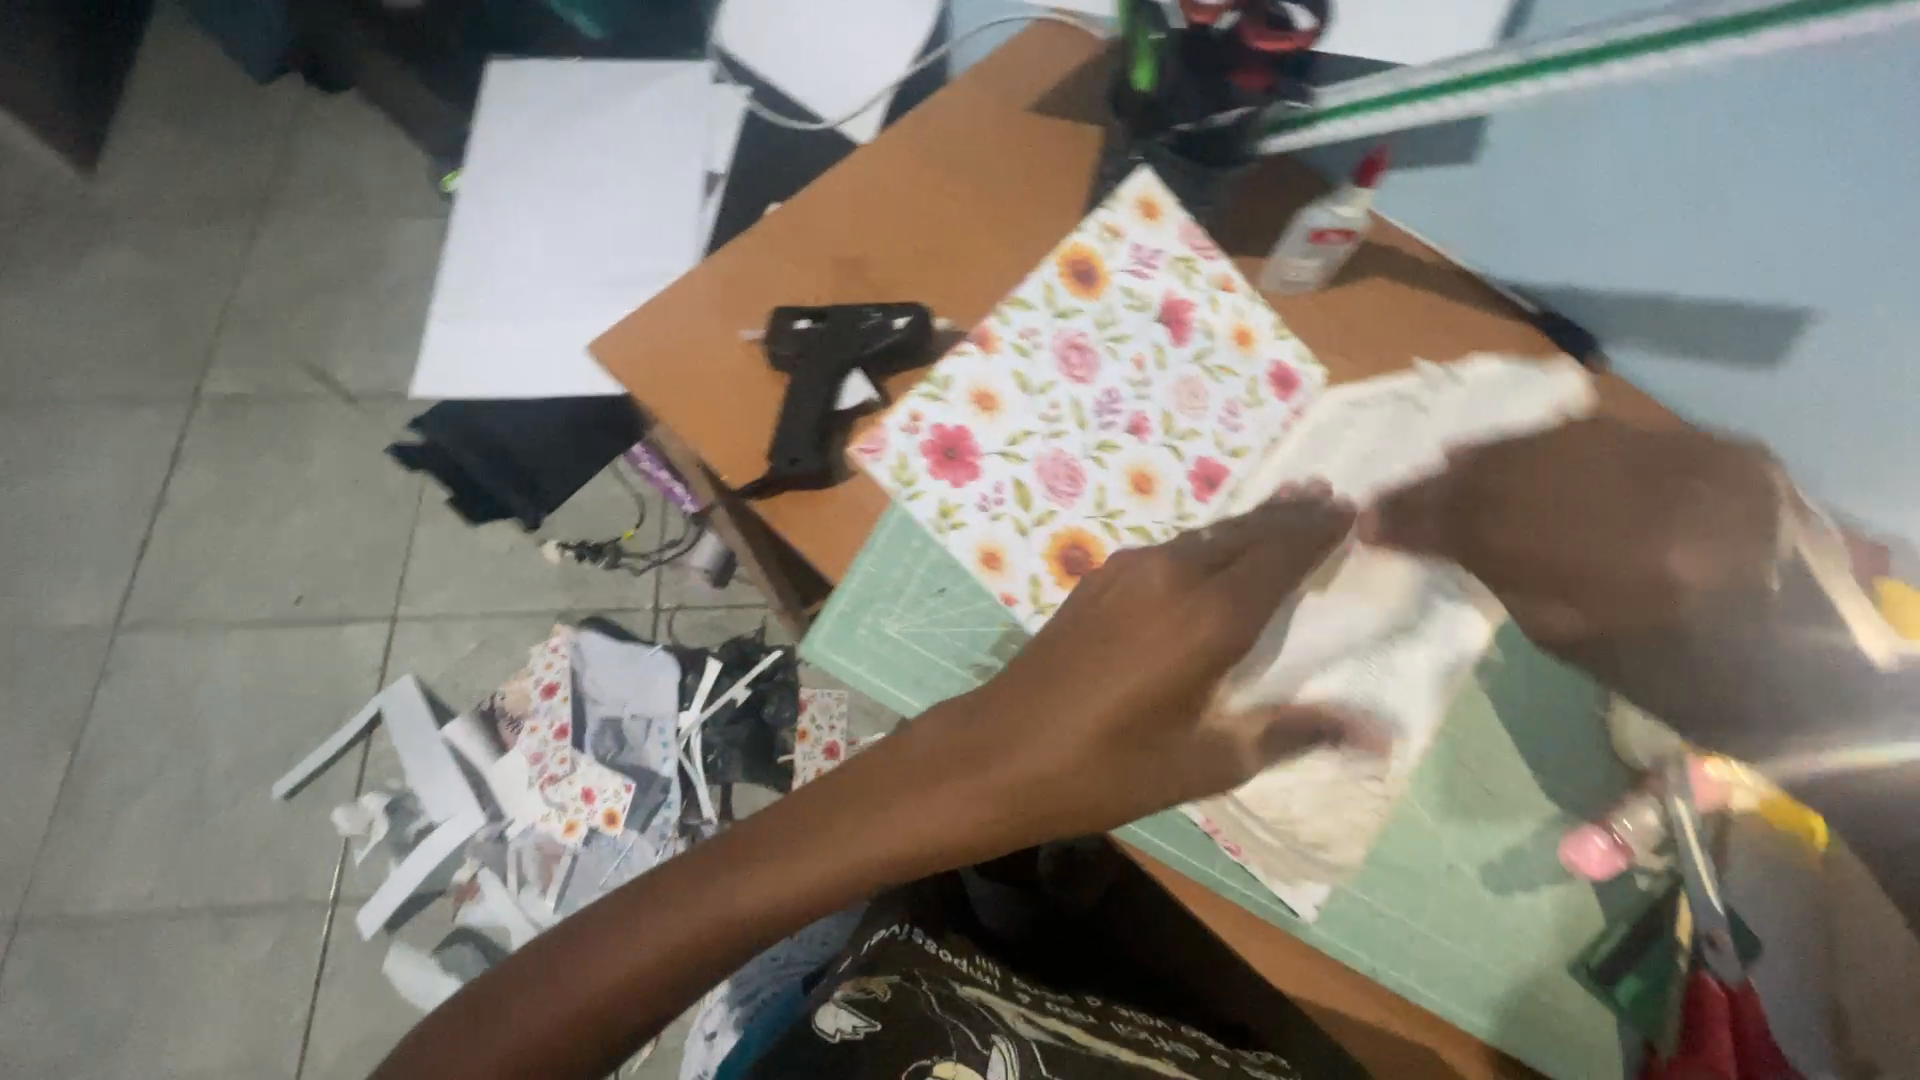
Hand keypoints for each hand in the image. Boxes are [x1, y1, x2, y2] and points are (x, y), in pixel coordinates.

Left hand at [898, 492, 1381, 852]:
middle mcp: (1172, 576)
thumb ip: (1291, 732)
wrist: (1002, 751)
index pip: (1281, 555)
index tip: (1350, 511)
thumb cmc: (1109, 770)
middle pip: (1244, 533)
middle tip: (1327, 501)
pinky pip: (1168, 550)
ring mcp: (1127, 571)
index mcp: (1210, 617)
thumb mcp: (1208, 762)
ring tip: (1283, 514)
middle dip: (1288, 517)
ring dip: (1246, 526)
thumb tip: (1376, 731)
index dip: (1318, 531)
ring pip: (1203, 535)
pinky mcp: (1097, 579)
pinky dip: (1205, 543)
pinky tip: (1212, 553)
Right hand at [1360, 418, 1784, 646]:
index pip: (1486, 529)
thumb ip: (1499, 575)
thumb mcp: (1568, 638)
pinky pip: (1604, 435)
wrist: (1813, 672)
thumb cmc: (1674, 678)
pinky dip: (1544, 445)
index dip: (1418, 521)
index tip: (1368, 522)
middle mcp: (1661, 501)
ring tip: (1440, 470)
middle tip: (1390, 496)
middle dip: (1439, 485)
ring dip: (1485, 458)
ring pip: (1554, 443)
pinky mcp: (1720, 447)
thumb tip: (1434, 534)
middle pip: (1513, 475)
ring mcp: (1698, 463)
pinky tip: (1510, 456)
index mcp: (1620, 576)